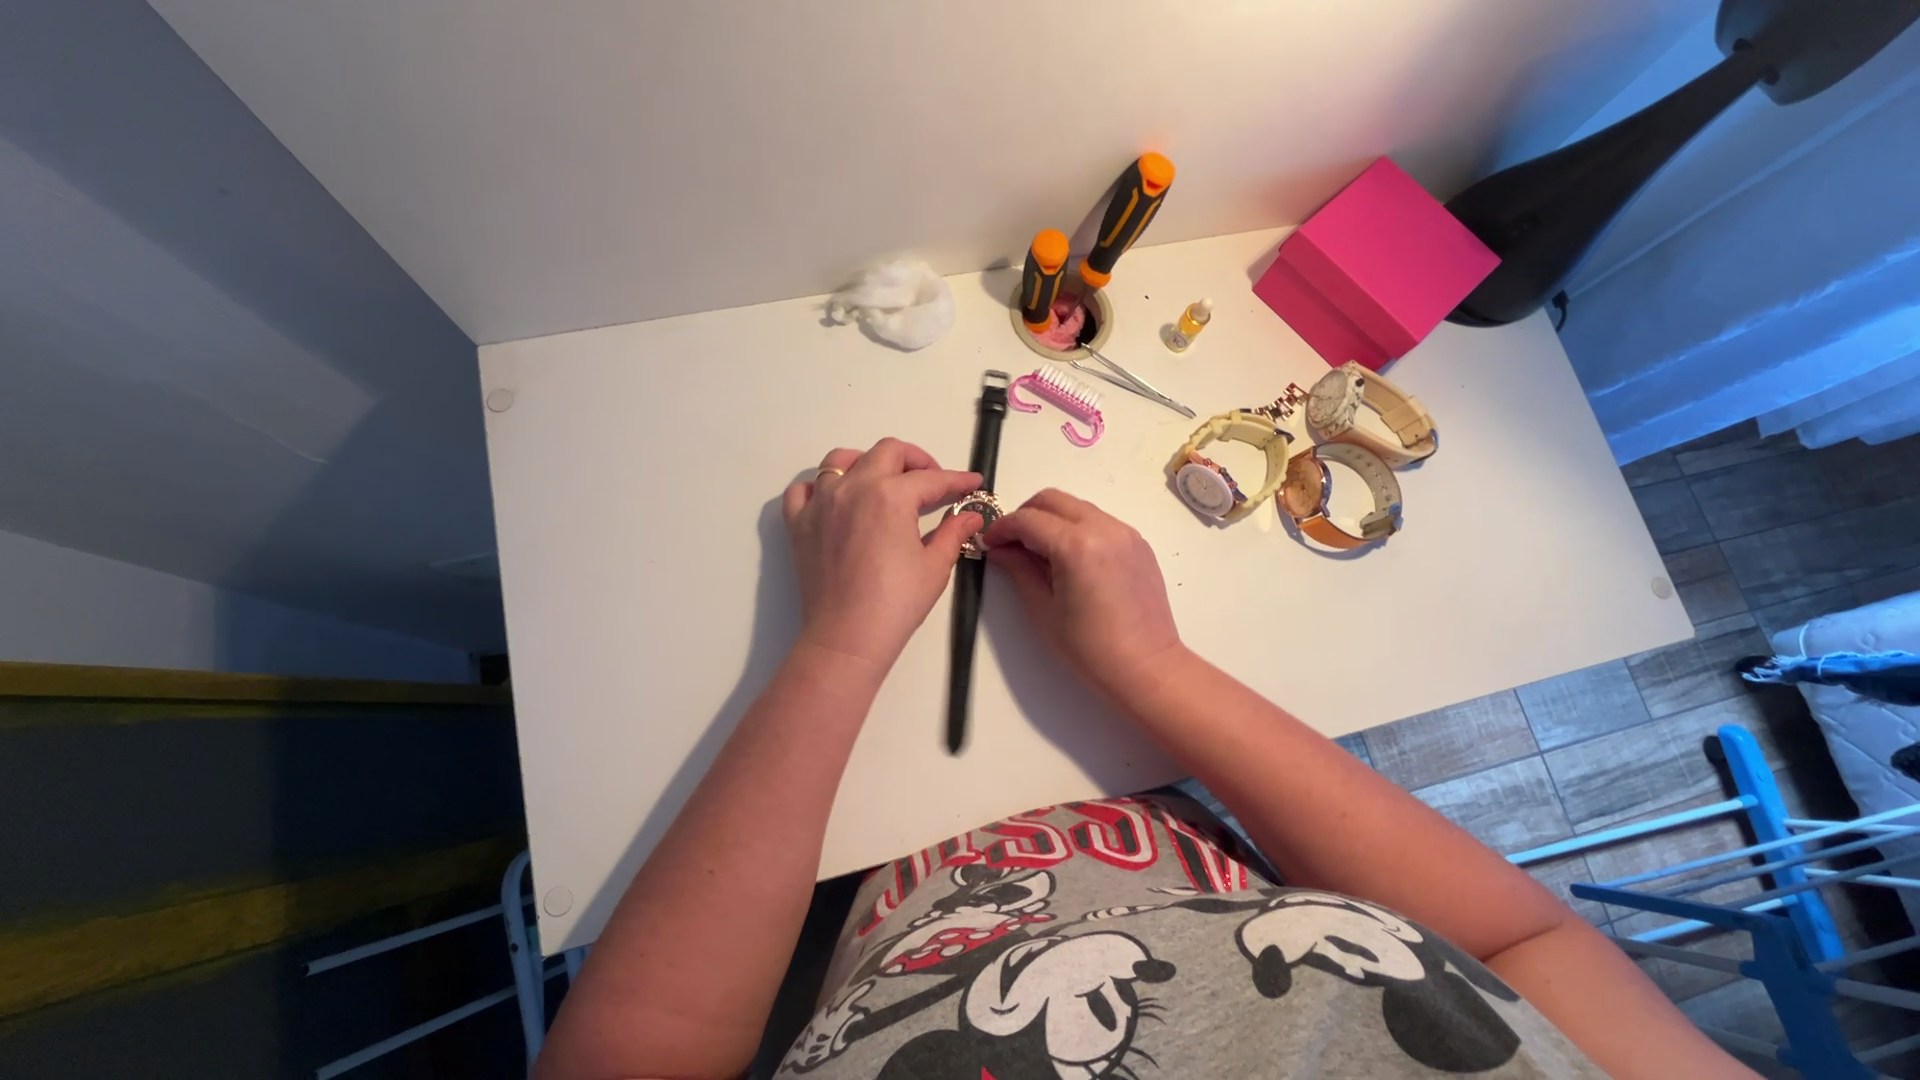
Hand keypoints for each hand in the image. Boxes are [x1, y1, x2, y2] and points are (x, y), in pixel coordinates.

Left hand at [782, 439, 982, 668]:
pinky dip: (819, 487)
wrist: (847, 636)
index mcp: (891, 495)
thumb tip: (971, 515)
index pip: (931, 479)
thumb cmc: (896, 603)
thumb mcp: (935, 566)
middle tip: (932, 481)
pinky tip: (836, 500)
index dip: (957, 480)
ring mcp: (821, 503)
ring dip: (866, 462)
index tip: (971, 483)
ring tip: (882, 479)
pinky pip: (802, 490)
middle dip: (916, 460)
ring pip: (840, 460)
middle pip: (887, 452)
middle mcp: (853, 488)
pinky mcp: (799, 524)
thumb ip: (954, 533)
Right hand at [984, 489, 1183, 701]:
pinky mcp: (1138, 543)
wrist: (1146, 666)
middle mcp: (1103, 528)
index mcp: (1076, 546)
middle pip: (1053, 500)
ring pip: (1077, 507)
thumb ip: (1019, 570)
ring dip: (1052, 519)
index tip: (989, 543)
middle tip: (1011, 542)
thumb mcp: (1043, 610)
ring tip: (1040, 553)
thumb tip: (1000, 549)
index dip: (1002, 527)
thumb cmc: (1089, 648)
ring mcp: (1125, 533)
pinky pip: (1099, 521)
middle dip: (1026, 515)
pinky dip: (1077, 528)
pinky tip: (1070, 559)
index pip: (1028, 519)